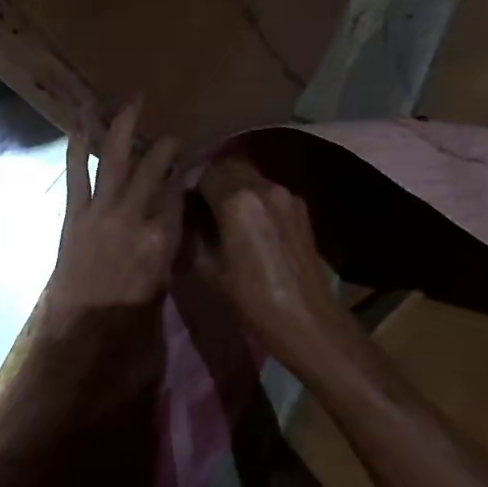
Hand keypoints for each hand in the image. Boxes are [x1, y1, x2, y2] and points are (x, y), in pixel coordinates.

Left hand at [42, 103, 180, 335]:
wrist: (81, 337)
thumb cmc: (129, 324)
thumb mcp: (163, 288)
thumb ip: (168, 250)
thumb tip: (168, 225)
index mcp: (163, 241)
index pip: (178, 196)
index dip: (184, 177)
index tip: (190, 164)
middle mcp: (135, 220)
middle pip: (154, 171)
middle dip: (165, 147)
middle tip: (173, 131)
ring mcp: (102, 214)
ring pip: (116, 161)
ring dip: (124, 128)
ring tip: (134, 102)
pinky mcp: (74, 217)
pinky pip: (77, 174)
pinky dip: (78, 147)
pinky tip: (80, 123)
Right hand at [196, 158, 349, 362]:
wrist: (305, 320)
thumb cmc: (250, 299)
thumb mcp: (207, 268)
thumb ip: (193, 231)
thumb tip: (186, 212)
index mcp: (237, 200)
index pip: (204, 172)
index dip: (190, 186)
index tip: (182, 203)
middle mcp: (264, 186)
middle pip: (230, 167)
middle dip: (212, 181)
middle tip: (199, 206)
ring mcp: (287, 195)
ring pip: (251, 177)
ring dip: (234, 188)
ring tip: (222, 216)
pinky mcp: (301, 208)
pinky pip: (268, 192)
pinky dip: (253, 199)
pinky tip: (249, 226)